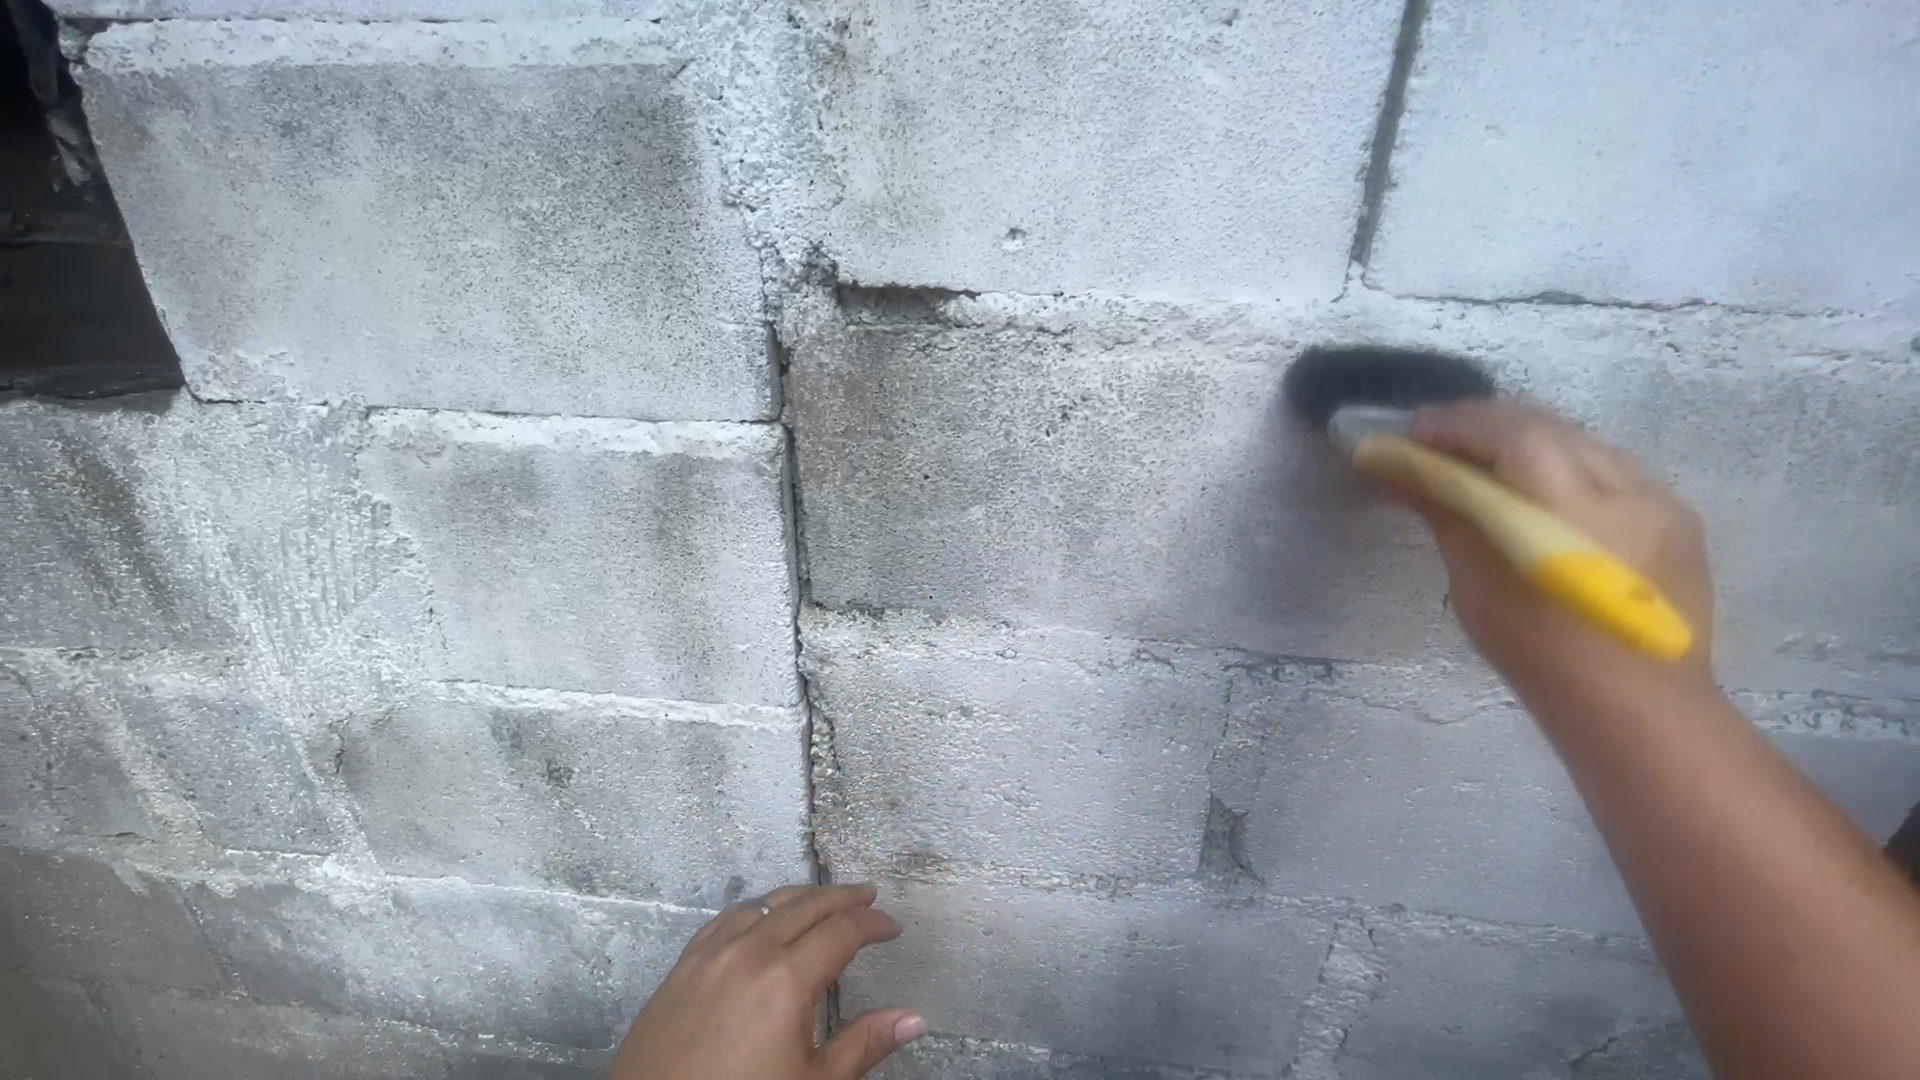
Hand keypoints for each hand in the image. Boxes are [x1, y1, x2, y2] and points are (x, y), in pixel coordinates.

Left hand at [609, 884, 923, 1079]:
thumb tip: (914, 1018)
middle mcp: (750, 951)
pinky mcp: (683, 965)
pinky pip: (728, 917)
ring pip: (767, 902)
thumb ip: (864, 1045)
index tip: (893, 928)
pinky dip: (759, 908)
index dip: (872, 925)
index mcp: (786, 979)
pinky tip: (765, 917)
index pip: (842, 931)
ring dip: (802, 897)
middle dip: (843, 897)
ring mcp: (712, 953)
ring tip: (825, 901)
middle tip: (869, 897)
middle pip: (806, 905)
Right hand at [1404, 399, 1714, 690]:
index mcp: (1570, 510)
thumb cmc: (1536, 649)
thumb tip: (1401, 474)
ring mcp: (1660, 498)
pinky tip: (1533, 484)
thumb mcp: (1474, 580)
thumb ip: (1446, 512)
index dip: (1457, 423)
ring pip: (1580, 440)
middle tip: (1435, 437)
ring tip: (1478, 455)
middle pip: (1547, 425)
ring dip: (1523, 436)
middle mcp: (1625, 489)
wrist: (1634, 702)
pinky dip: (1559, 460)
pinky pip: (1608, 466)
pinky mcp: (1676, 514)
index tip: (1412, 430)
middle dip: (1484, 423)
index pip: (1511, 434)